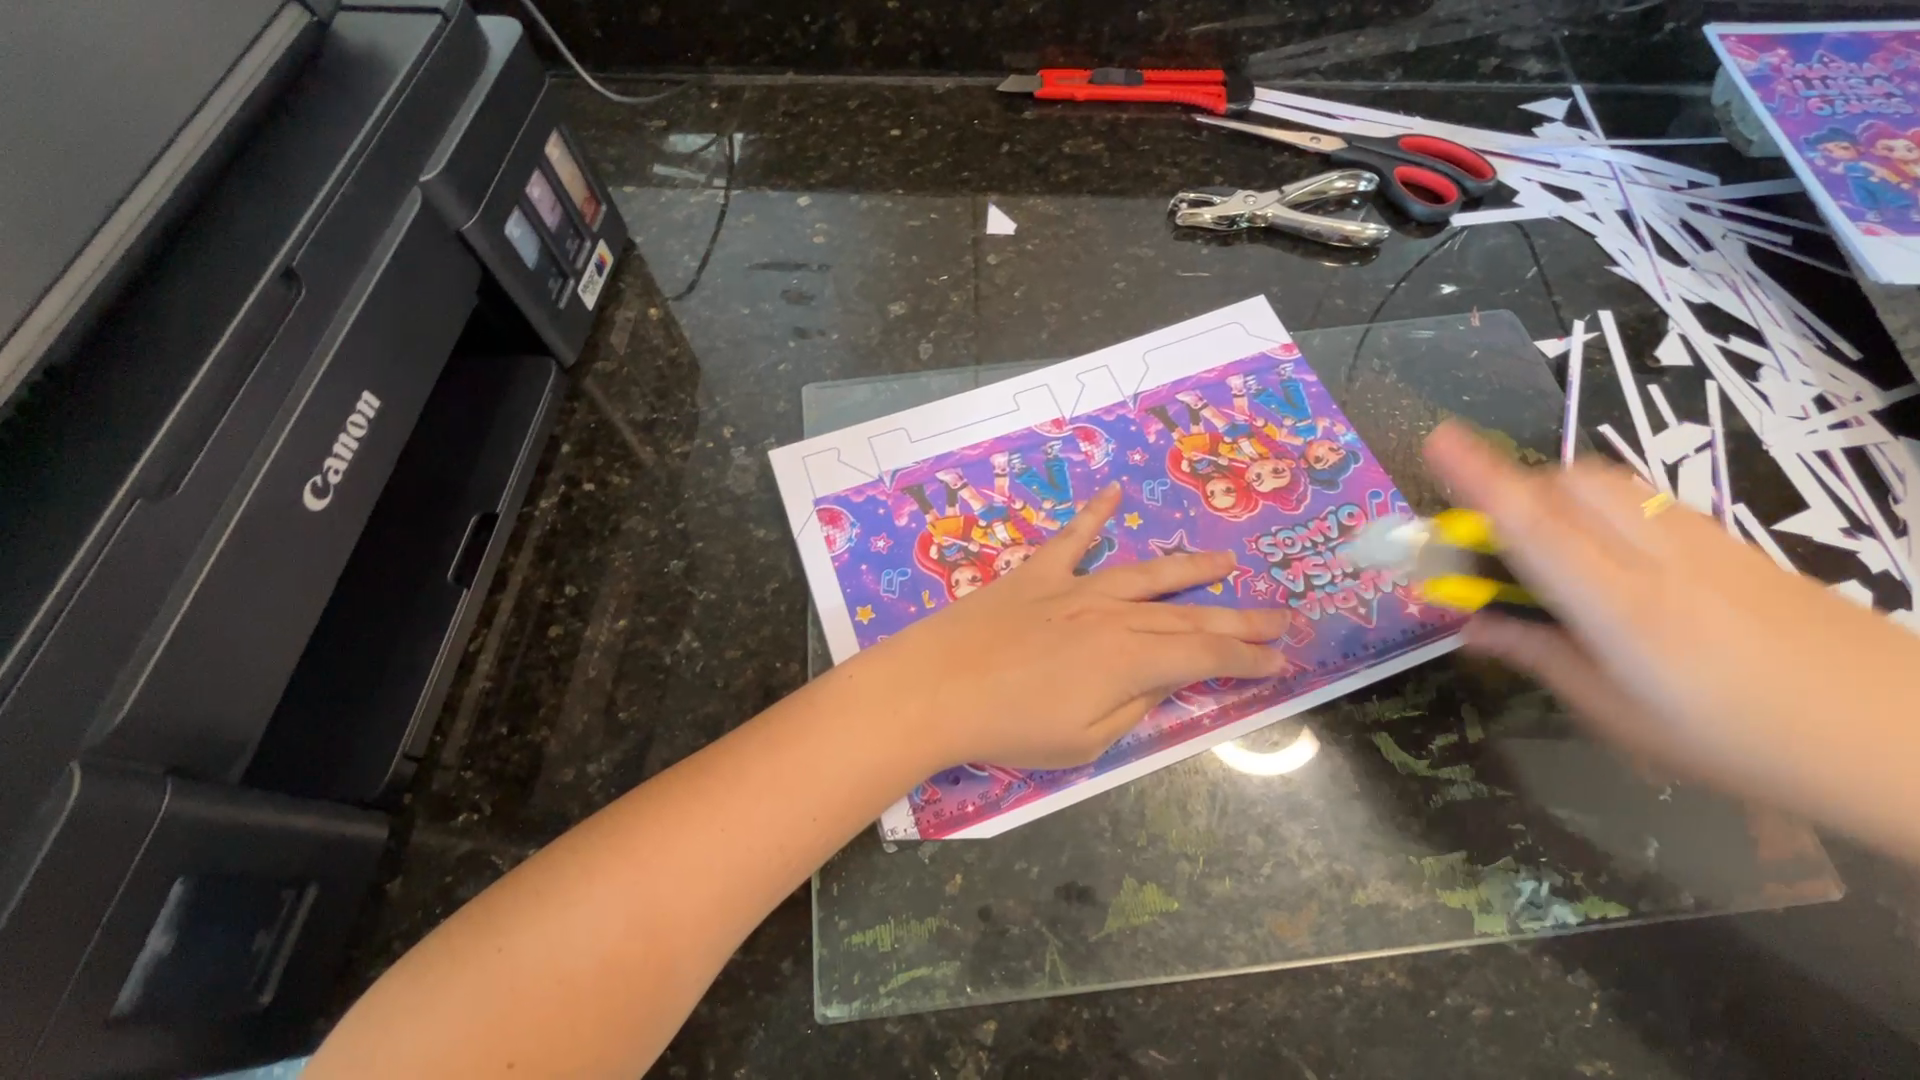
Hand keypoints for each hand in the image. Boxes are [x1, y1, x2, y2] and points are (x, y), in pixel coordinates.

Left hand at [850, 484, 1290, 771]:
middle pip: (1189, 616)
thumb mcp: (1084, 741)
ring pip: (1147, 573)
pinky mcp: (1036, 574)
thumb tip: (1166, 681)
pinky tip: (1113, 494)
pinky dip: (1094, 515)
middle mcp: (1113, 614)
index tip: (1280, 660)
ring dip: (1191, 568)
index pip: (1206, 658)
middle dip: (1241, 619)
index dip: (1248, 659)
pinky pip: (1072, 538)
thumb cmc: (1007, 728)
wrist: (933, 688)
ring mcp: (1074, 588)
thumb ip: (1134, 707)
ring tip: (1227, 562)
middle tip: (1283, 616)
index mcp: (1130, 659)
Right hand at [1424, 422, 1919, 858]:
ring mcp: (1707, 543)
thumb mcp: (1622, 717)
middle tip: (1490, 535)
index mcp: (1625, 609)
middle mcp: (1662, 558)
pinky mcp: (1735, 542)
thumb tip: (1471, 626)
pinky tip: (1607, 553)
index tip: (1438, 441)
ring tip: (1545, 542)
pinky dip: (1602, 505)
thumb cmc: (1743, 745)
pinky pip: (1647, 499)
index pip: (1536, 527)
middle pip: (1572, 483)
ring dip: (1558, 492)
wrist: (1906, 740)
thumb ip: (1541, 658)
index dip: (1480, 480)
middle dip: (1516, 489)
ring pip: (1610, 482)